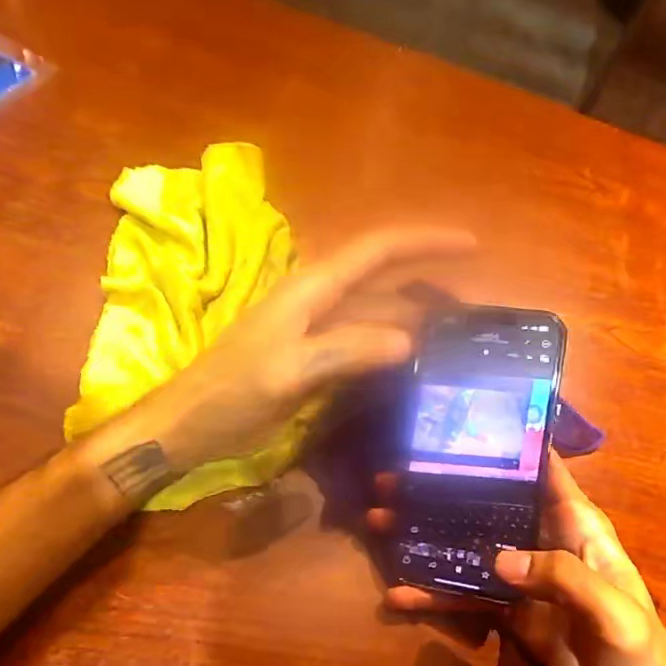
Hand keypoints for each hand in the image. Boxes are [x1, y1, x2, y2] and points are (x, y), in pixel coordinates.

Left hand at [136, 227, 475, 469]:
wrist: (189, 424)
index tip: (473, 245)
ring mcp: (314, 331)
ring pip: (376, 317)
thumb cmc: (233, 391)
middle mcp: (318, 300)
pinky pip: (362, 346)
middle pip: (385, 285)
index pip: (378, 250)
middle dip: (429, 291)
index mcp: (312, 289)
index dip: (425, 242)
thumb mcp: (291, 370)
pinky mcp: (312, 359)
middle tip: (476, 319)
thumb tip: (410, 341)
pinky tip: (413, 368)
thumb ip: (347, 350)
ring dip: (414, 325)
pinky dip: (390, 352)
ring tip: (457, 345)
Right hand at [371, 453, 665, 665]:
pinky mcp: (504, 604)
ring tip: (378, 522)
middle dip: (438, 488)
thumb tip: (498, 561)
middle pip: (484, 501)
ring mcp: (517, 570)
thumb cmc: (638, 644)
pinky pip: (462, 592)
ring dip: (424, 534)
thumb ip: (563, 578)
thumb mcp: (612, 610)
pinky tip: (398, 595)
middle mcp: (538, 535)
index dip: (504, 443)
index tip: (456, 428)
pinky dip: (431, 594)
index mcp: (571, 521)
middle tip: (390, 480)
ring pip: (464, 543)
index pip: (537, 468)